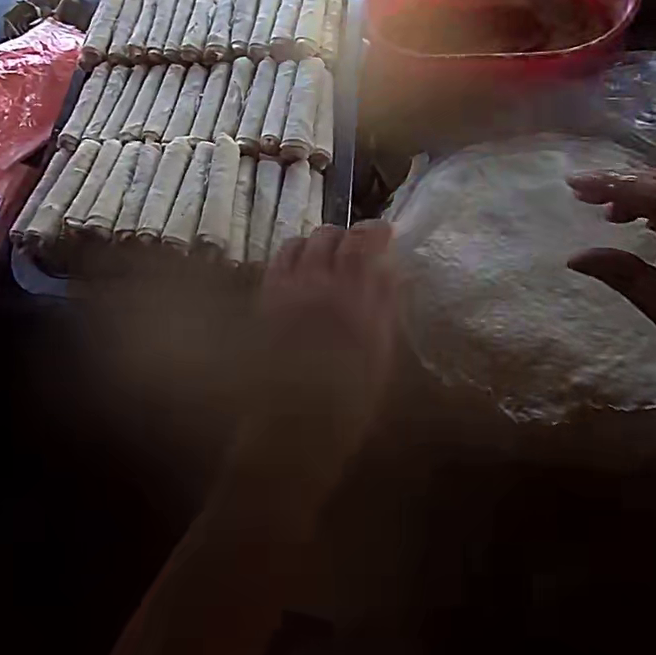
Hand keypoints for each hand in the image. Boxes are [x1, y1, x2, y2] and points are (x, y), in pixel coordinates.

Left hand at [228, 222, 398, 512]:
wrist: (295, 424)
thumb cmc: (350, 398)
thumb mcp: (381, 352)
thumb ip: (385, 305)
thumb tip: (390, 269)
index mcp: (355, 299)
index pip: (364, 242)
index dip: (374, 230)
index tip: (384, 231)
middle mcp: (317, 285)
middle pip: (329, 235)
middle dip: (346, 236)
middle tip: (356, 249)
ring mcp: (286, 290)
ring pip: (300, 242)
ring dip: (317, 243)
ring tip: (328, 258)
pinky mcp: (265, 299)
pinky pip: (277, 261)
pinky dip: (292, 255)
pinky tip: (302, 269)